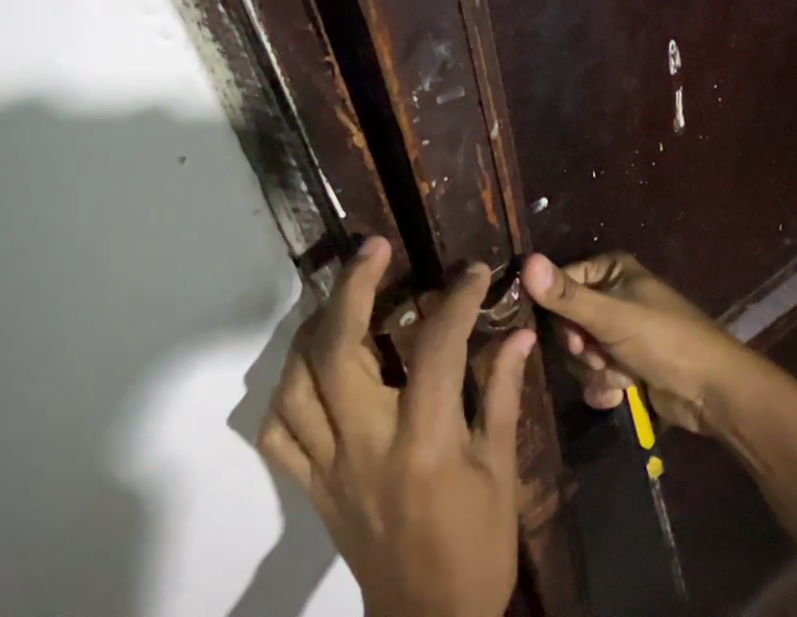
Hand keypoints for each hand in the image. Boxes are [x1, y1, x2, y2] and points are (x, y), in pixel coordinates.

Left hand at [257, 237, 535, 616]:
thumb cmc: (477, 547)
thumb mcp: (503, 472)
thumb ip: (504, 396)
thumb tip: (517, 334)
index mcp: (425, 441)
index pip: (436, 349)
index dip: (456, 300)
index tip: (472, 272)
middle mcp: (367, 445)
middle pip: (339, 352)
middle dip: (353, 289)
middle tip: (372, 249)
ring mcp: (329, 467)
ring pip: (296, 384)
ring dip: (312, 330)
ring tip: (338, 298)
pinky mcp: (311, 487)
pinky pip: (279, 432)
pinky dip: (286, 392)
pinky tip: (309, 369)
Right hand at [520, 251, 760, 434]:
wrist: (713, 391)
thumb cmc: (664, 340)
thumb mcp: (611, 316)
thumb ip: (565, 295)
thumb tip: (525, 261)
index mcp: (614, 270)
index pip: (561, 283)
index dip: (559, 312)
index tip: (571, 331)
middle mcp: (615, 296)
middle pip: (568, 322)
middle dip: (582, 347)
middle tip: (598, 354)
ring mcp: (622, 332)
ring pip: (581, 352)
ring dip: (597, 369)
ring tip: (621, 374)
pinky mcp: (628, 363)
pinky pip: (597, 373)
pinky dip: (607, 385)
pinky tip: (624, 391)